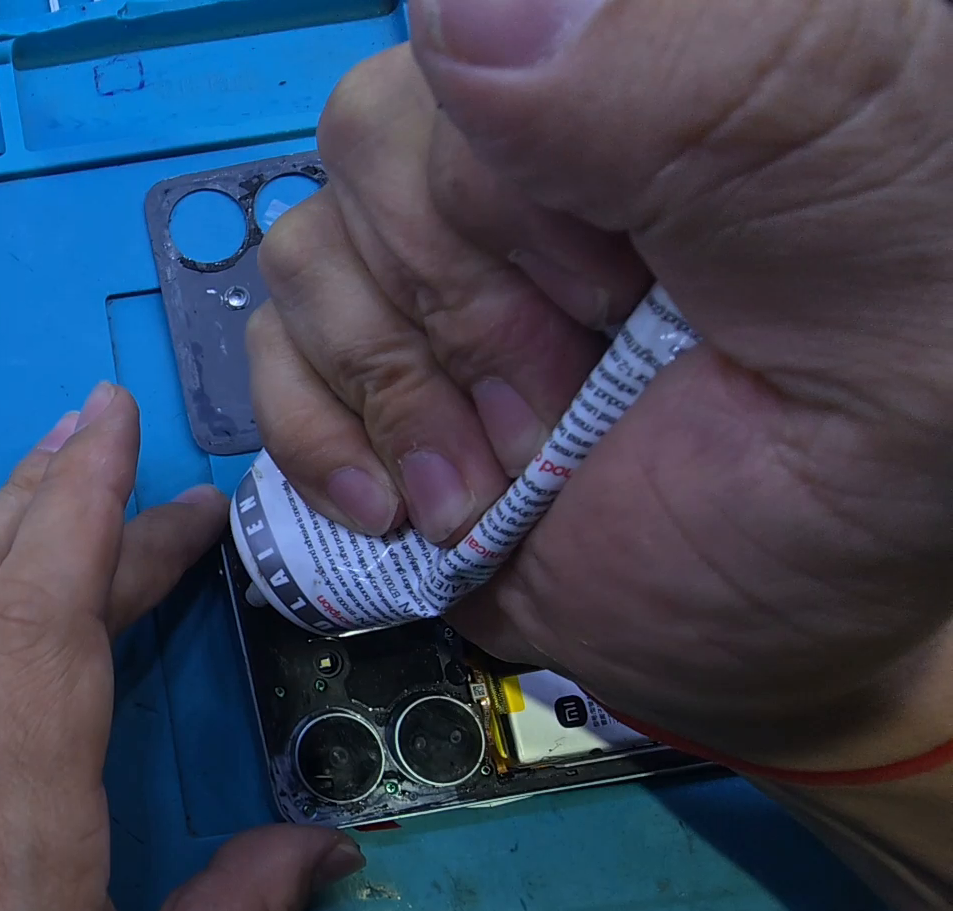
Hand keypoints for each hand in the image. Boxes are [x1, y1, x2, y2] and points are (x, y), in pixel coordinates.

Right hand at [250, 0, 952, 769]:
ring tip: (488, 475)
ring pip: (299, 255)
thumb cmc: (850, 474)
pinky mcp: (355, 370)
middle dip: (452, 305)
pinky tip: (393, 501)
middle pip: (365, 144)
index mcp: (659, 86)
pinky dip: (312, 437)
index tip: (622, 302)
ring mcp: (415, 274)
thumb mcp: (878, 268)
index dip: (510, 190)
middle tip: (560, 402)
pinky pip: (263, 355)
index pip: (474, 44)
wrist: (745, 622)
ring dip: (390, 392)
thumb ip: (717, 91)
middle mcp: (518, 160)